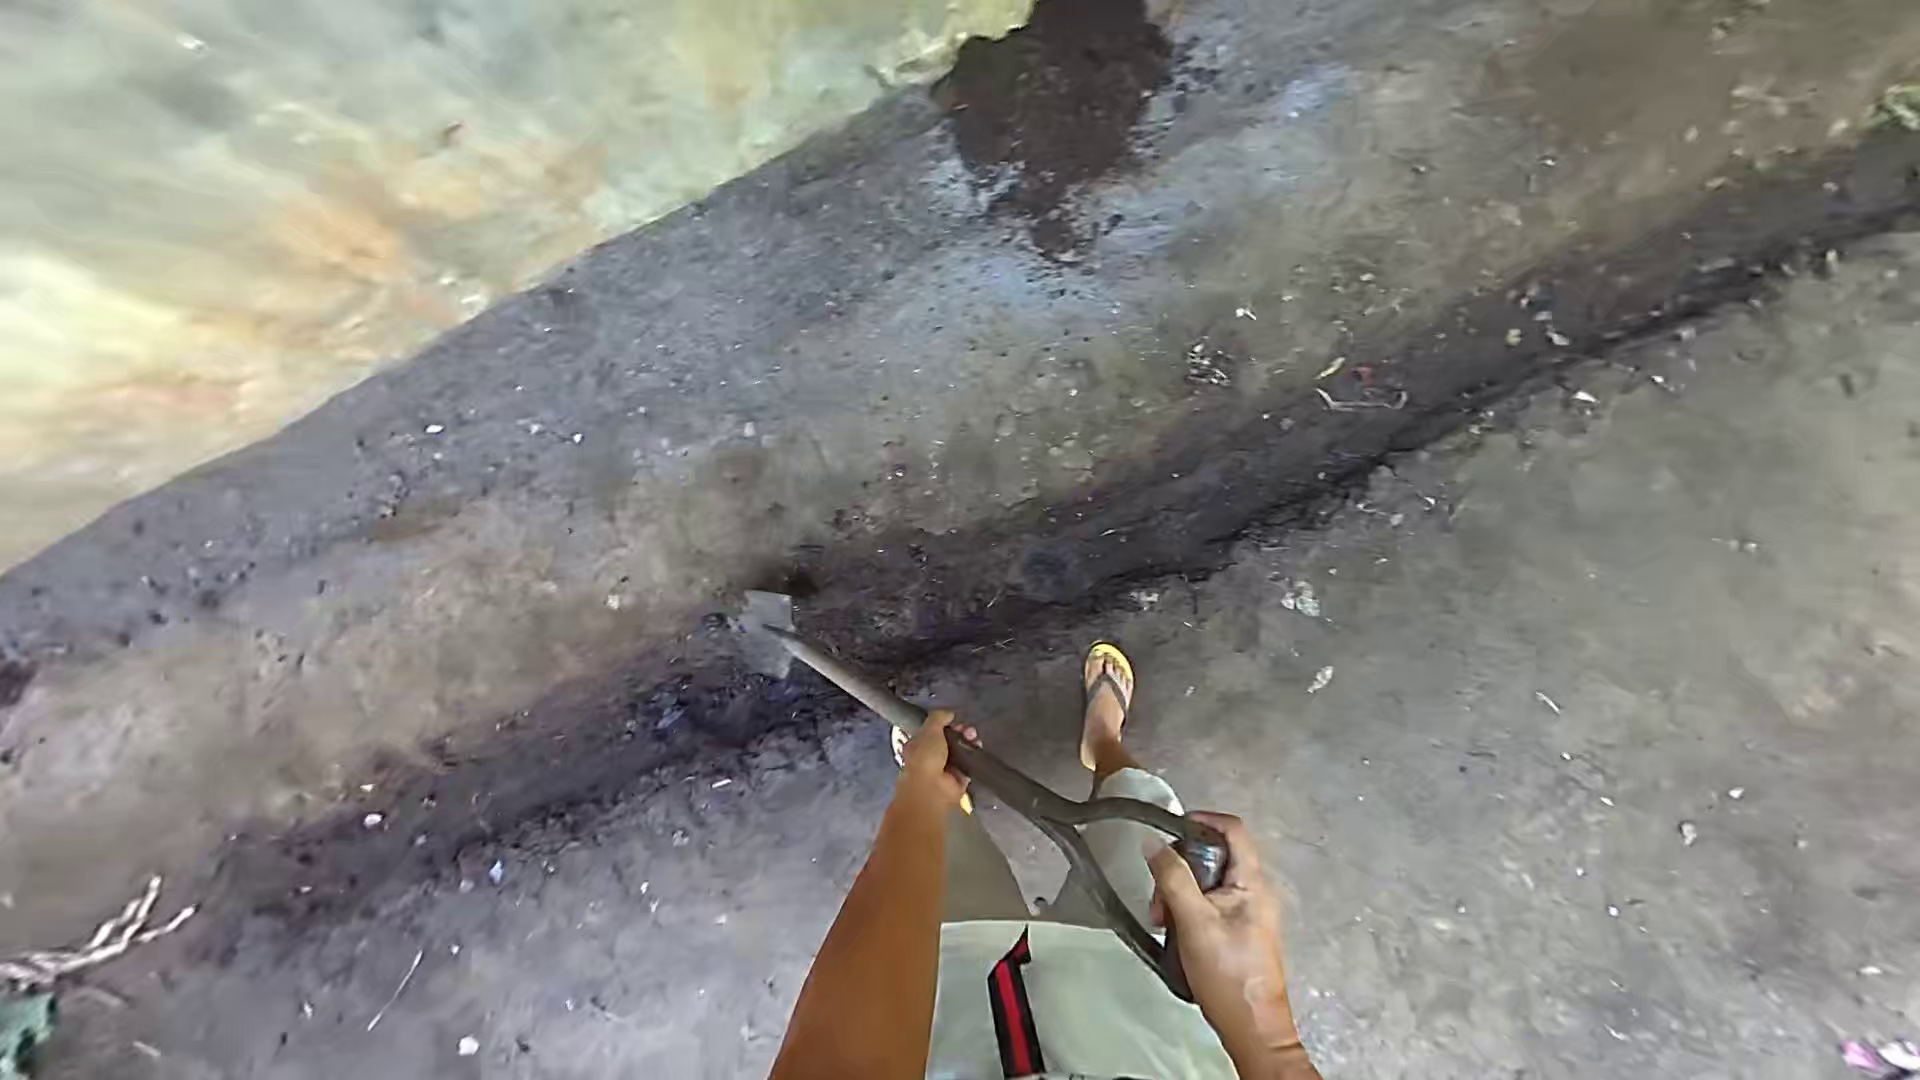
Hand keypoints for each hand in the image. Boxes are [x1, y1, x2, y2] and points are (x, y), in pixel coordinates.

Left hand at [895, 709, 974, 809]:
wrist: (931, 789)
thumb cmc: (925, 756)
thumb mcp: (929, 729)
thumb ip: (938, 717)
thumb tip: (948, 712)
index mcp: (918, 745)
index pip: (933, 730)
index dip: (944, 723)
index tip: (954, 718)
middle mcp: (930, 757)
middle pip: (949, 739)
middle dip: (959, 731)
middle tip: (967, 728)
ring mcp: (945, 769)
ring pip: (960, 750)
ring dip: (968, 741)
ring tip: (973, 736)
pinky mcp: (959, 779)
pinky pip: (968, 764)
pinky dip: (974, 755)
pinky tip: (978, 747)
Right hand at [1148, 813, 1309, 1074]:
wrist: (1253, 1033)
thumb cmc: (1228, 976)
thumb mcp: (1194, 921)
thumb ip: (1172, 877)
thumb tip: (1151, 841)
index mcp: (1252, 883)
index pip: (1233, 829)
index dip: (1202, 819)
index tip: (1173, 828)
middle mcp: (1254, 891)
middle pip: (1212, 853)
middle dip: (1179, 865)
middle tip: (1160, 891)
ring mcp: (1247, 911)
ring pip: (1205, 878)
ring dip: (1177, 890)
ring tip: (1162, 918)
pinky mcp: (1237, 928)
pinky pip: (1207, 900)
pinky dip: (1186, 907)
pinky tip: (1173, 928)